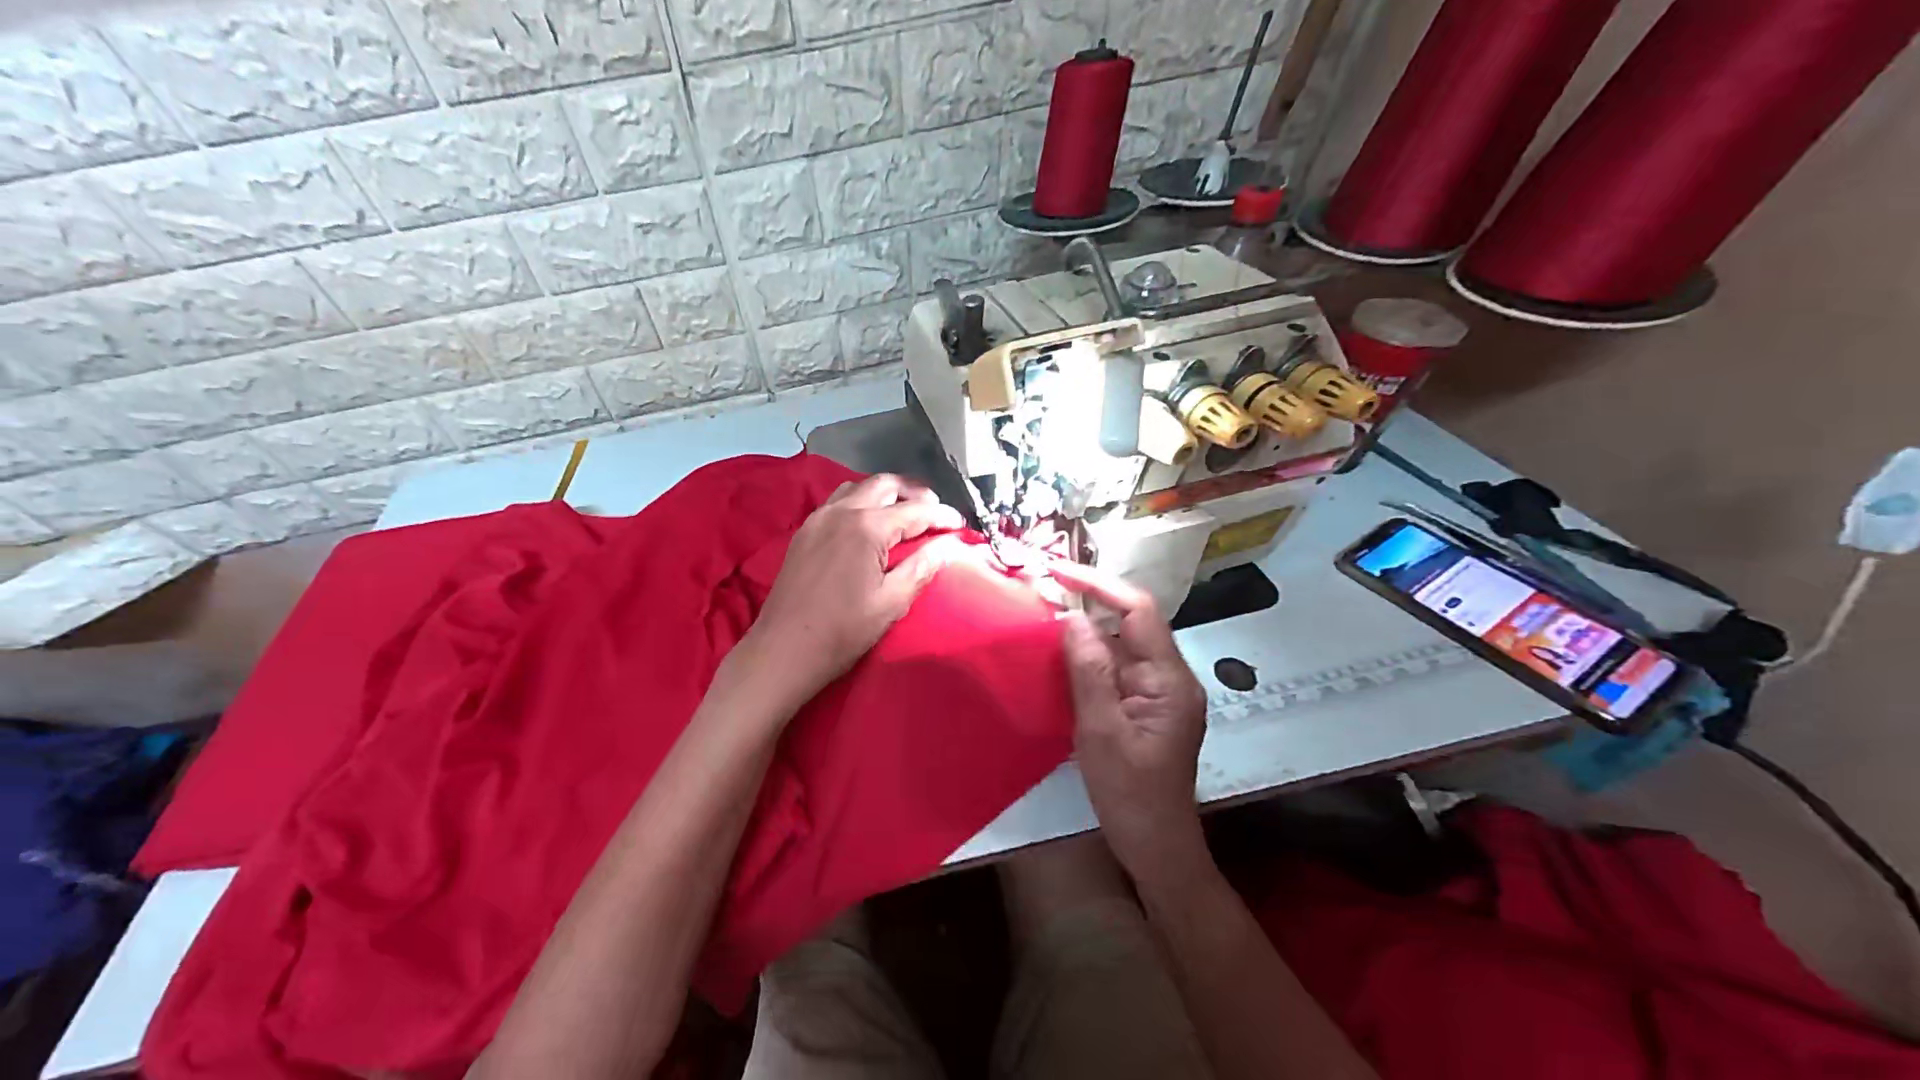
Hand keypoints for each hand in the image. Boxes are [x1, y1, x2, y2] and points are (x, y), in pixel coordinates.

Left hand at [738, 474, 963, 709]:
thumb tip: (949, 545)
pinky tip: (869, 523)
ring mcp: (818, 519)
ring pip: (857, 487)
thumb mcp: (891, 602)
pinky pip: (837, 501)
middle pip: (885, 485)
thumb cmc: (842, 632)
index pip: (915, 510)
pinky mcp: (804, 532)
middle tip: (935, 510)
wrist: (783, 650)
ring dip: (885, 493)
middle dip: (914, 492)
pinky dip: (860, 501)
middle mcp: (841, 512)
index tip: (960, 523)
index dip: (942, 515)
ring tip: (905, 512)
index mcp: (866, 527)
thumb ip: (922, 567)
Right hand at [1051, 560, 1209, 879]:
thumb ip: (1090, 671)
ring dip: (1087, 632)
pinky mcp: (1148, 706)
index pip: (1139, 611)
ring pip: (1123, 645)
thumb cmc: (1130, 796)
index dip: (1100, 584)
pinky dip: (1091, 659)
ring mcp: (1161, 692)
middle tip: (1044, 593)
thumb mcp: (1101, 732)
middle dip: (1090, 604)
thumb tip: (1072, 619)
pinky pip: (1119, 668)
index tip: (1059, 571)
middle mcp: (1171, 677)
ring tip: (1045, 621)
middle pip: (1132, 623)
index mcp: (1169, 680)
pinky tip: (1063, 660)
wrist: (1158, 846)